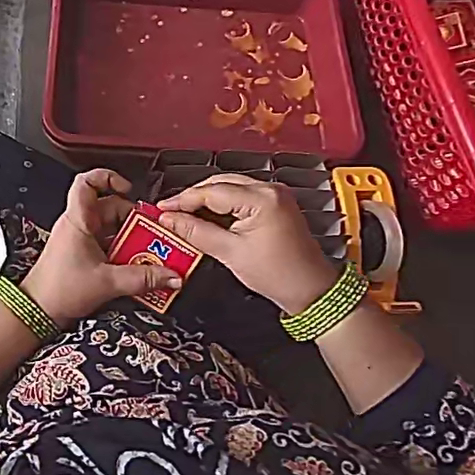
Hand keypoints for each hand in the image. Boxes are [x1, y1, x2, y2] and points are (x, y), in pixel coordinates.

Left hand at [21, 169, 183, 325]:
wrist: (37, 312)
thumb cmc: (57, 290)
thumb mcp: (107, 282)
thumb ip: (143, 278)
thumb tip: (169, 275)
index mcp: (78, 220)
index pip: (87, 182)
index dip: (109, 178)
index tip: (129, 189)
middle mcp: (78, 226)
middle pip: (111, 208)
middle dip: (134, 220)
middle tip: (151, 235)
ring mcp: (80, 240)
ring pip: (112, 228)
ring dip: (131, 239)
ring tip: (147, 253)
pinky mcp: (83, 255)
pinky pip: (109, 244)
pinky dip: (123, 252)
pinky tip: (135, 267)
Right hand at [157, 174, 337, 312]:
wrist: (312, 290)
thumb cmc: (281, 275)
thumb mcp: (230, 254)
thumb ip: (197, 232)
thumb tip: (171, 219)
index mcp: (262, 199)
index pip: (211, 192)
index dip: (183, 200)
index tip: (163, 208)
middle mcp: (270, 189)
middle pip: (219, 184)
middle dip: (192, 198)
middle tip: (169, 212)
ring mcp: (274, 195)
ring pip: (228, 188)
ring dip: (205, 201)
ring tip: (183, 216)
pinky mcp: (274, 203)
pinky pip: (240, 196)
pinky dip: (221, 205)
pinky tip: (206, 218)